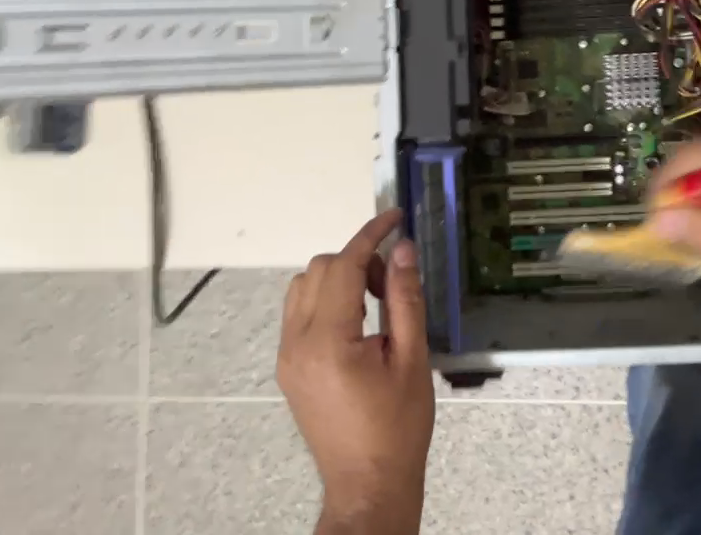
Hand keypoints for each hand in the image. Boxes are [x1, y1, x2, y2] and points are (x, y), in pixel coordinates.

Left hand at [277, 210, 433, 534]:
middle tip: (392, 283)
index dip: (369, 234)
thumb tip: (402, 249)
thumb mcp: (413, 358)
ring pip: (303, 286)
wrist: (367, 484)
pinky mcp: (288, 368)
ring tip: (376, 303)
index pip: (342, 266)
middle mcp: (297, 343)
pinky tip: (358, 322)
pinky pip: (300, 311)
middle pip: (318, 269)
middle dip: (357, 260)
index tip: (394, 216)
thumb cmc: (398, 426)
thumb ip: (405, 297)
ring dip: (339, 277)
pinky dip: (327, 298)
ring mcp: (287, 356)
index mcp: (328, 341)